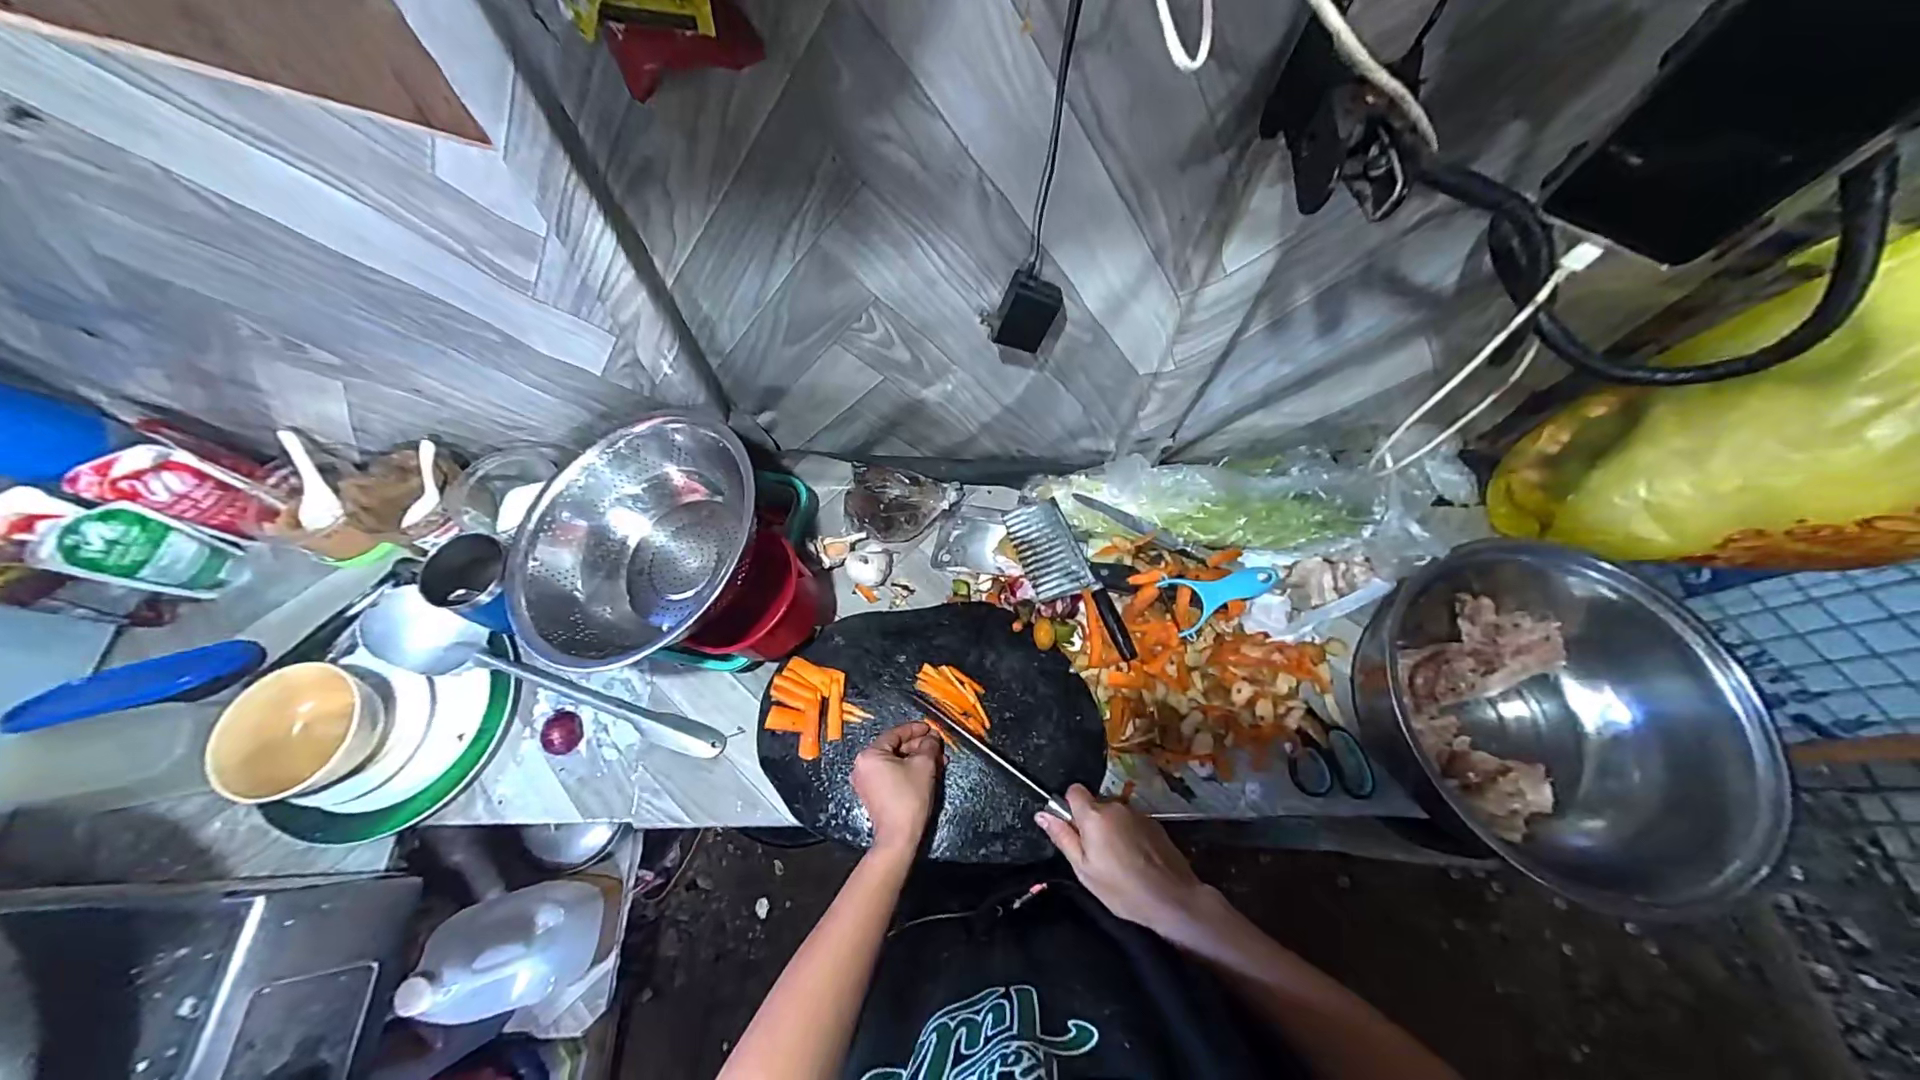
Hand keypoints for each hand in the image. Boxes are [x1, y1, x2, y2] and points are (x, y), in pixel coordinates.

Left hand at [852, 722, 943, 856]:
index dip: (916, 729)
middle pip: (895, 748)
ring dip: (917, 759)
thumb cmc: (909, 797)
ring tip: (938, 761)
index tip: (931, 728)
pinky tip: (926, 772)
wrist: (899, 837)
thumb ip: (929, 745)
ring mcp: (866, 781)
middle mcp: (862, 766)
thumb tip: (932, 738)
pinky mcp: (873, 794)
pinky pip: (892, 774)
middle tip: (937, 746)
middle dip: (919, 747)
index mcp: (869, 755)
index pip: (895, 734)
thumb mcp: (924, 765)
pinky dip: (908, 771)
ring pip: (896, 762)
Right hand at [1036, 784, 1213, 934]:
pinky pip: (1131, 823)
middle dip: (1091, 823)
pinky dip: (1129, 835)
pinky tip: (1136, 860)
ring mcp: (1137, 813)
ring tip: (1119, 862)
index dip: (1069, 808)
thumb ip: (1062, 837)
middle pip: (1095, 805)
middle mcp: (1115, 806)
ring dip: (1111, 830)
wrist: (1173, 898)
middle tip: (1096, 855)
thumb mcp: (1084, 869)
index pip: (1073, 791)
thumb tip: (1042, 815)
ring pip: (1114, 815)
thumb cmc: (1122, 889)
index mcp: (1094, 815)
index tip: (1074, 830)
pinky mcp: (1155, 823)